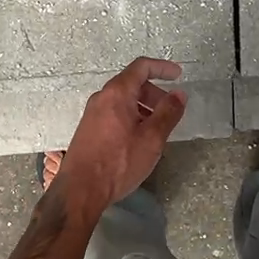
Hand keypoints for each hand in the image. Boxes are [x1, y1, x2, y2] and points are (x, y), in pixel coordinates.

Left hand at [54, 58, 188, 218]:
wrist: (79, 192)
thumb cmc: (118, 162)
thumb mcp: (151, 138)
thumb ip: (168, 113)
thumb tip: (179, 94)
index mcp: (117, 93)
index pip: (142, 67)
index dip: (162, 68)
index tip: (178, 75)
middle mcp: (102, 97)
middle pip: (132, 83)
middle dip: (154, 93)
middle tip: (170, 111)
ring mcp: (92, 113)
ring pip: (123, 100)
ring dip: (143, 107)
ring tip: (156, 129)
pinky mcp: (87, 129)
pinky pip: (114, 113)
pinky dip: (130, 116)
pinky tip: (138, 139)